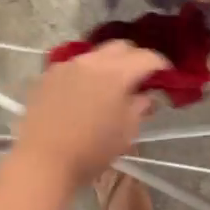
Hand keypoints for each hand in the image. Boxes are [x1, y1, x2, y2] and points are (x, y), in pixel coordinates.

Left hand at [14, 41, 168, 184]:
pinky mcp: (47, 76)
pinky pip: (73, 66)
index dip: (161, 65)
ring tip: (110, 86)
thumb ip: (140, 107)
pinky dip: (86, 74)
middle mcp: (91, 61)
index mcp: (116, 73)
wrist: (42, 162)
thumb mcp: (127, 132)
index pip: (147, 57)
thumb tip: (145, 96)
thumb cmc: (91, 151)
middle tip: (140, 78)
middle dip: (135, 58)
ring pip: (95, 55)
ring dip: (108, 65)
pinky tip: (84, 93)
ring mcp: (66, 66)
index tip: (166, 77)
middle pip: (120, 47)